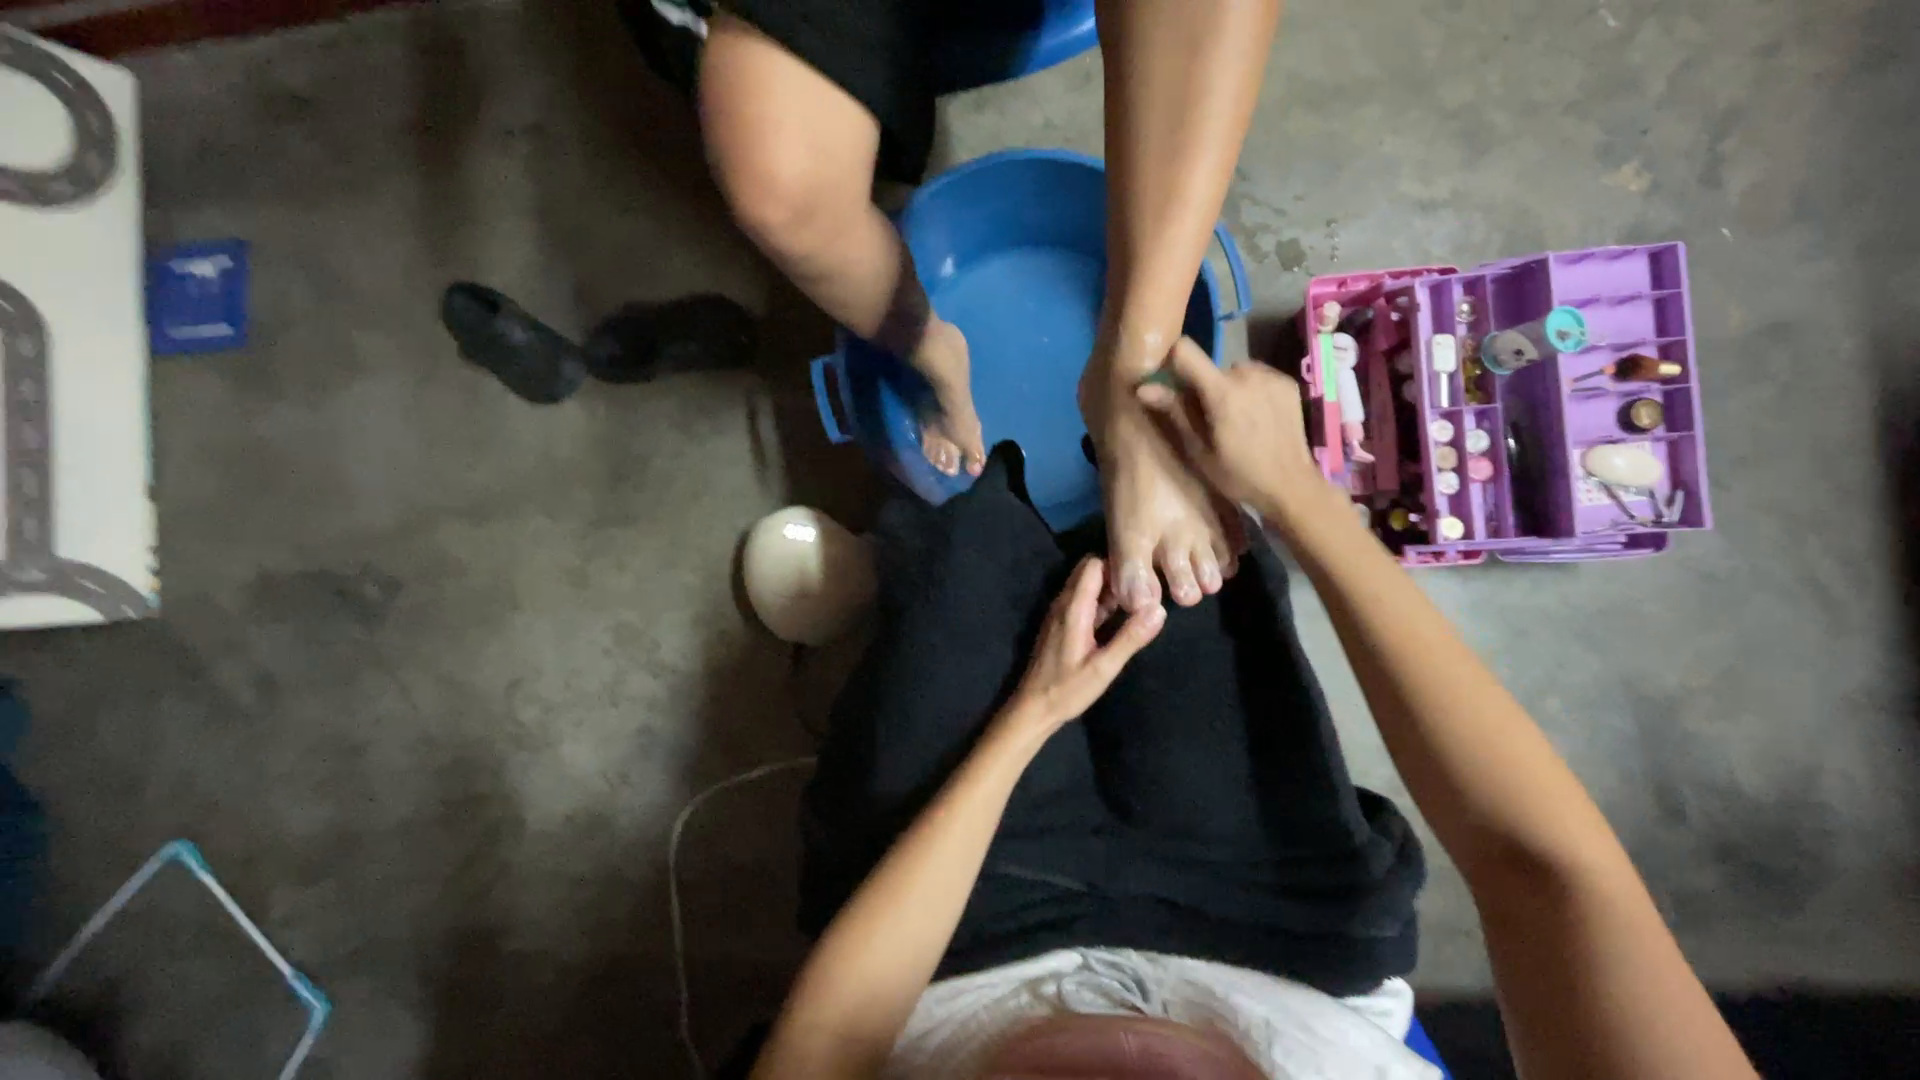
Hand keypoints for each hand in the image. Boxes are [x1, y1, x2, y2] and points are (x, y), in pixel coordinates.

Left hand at [1005, 556, 1165, 729]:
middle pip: (1089, 570)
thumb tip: (1159, 609)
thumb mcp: (1104, 667)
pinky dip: (1100, 600)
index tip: (1142, 572)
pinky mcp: (1061, 624)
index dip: (1117, 562)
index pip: (1093, 565)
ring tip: (1138, 599)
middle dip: (1115, 573)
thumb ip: (1130, 637)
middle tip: (1143, 587)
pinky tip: (1119, 616)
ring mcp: (1060, 613)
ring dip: (1109, 588)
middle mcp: (1063, 603)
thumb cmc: (1067, 690)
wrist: (1034, 707)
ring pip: (1086, 585)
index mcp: (1073, 608)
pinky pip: (1082, 600)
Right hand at [1136, 337, 1327, 519]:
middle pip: (1211, 367)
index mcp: (1223, 392)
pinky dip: (1251, 389)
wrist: (1291, 486)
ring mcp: (1271, 376)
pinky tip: (1257, 416)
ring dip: (1229, 387)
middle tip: (1209, 419)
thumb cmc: (1238, 475)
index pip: (1186, 351)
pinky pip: (1257, 376)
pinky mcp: (1287, 382)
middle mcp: (1248, 375)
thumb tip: (1143, 388)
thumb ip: (1174, 412)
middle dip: (1204, 387)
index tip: (1171, 383)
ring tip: (1236, 418)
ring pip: (1234, 371)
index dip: (1173, 362)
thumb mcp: (1199, 450)